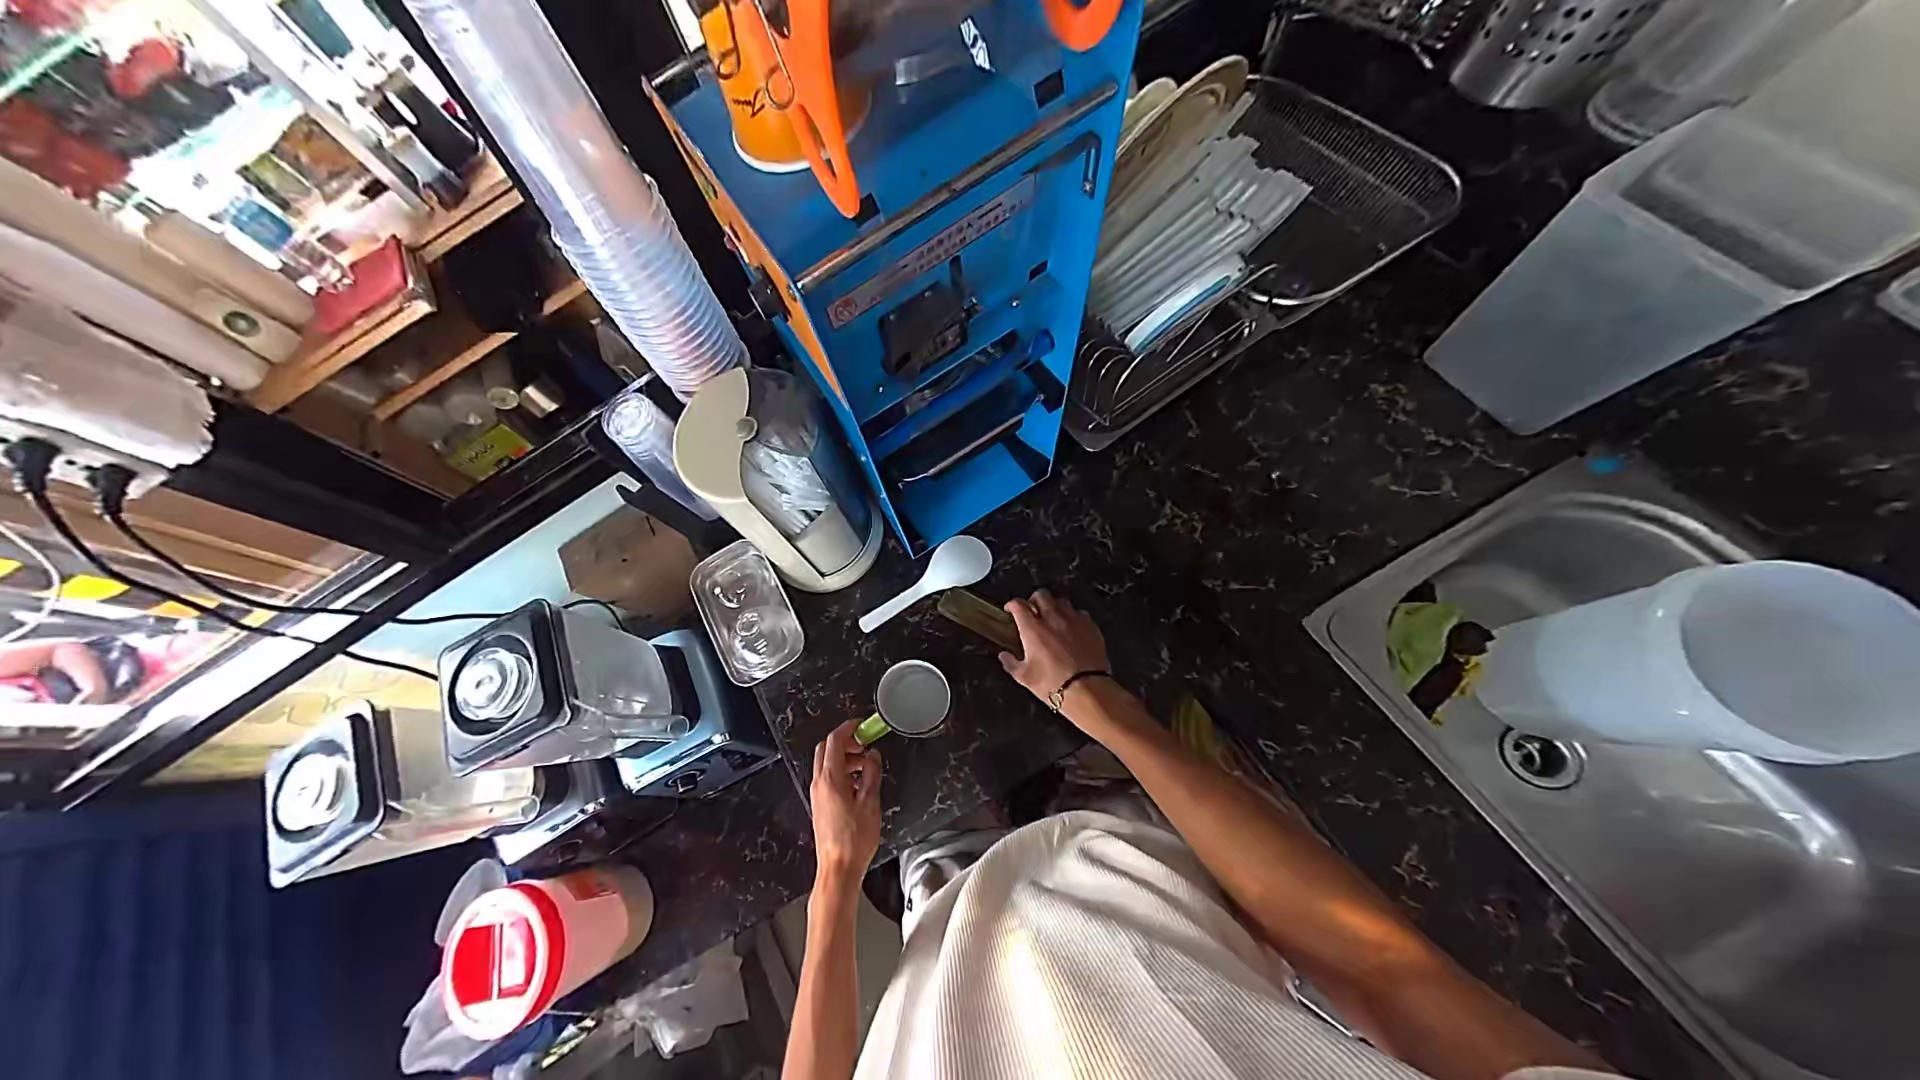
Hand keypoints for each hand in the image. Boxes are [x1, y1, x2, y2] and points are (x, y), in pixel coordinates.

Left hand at [809, 720, 882, 881]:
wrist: (838, 869)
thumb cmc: (854, 840)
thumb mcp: (870, 801)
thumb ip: (871, 773)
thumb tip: (872, 756)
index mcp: (831, 779)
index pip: (834, 740)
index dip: (849, 728)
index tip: (862, 725)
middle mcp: (819, 784)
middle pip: (826, 749)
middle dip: (846, 742)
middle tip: (865, 743)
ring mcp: (817, 795)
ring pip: (827, 764)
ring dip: (845, 758)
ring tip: (866, 765)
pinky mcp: (820, 805)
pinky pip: (828, 778)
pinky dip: (842, 772)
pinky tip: (859, 784)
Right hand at [1000, 590, 1110, 704]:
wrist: (1087, 690)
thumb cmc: (1055, 684)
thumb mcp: (1025, 678)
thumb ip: (1011, 664)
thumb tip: (1005, 657)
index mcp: (1033, 629)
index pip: (1019, 605)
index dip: (1012, 604)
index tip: (1011, 609)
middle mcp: (1053, 619)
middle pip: (1041, 595)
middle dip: (1034, 600)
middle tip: (1032, 610)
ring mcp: (1073, 620)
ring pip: (1061, 601)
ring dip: (1054, 606)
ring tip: (1052, 617)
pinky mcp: (1090, 626)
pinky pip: (1080, 613)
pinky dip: (1073, 617)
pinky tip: (1072, 628)